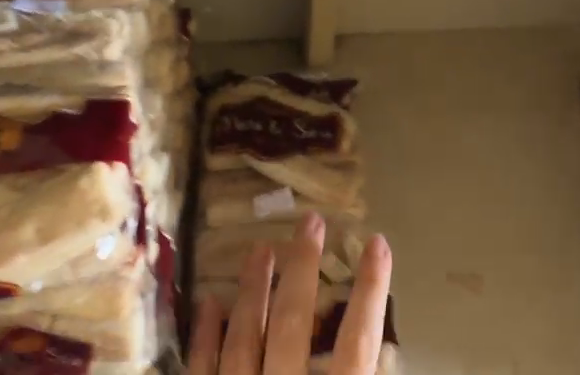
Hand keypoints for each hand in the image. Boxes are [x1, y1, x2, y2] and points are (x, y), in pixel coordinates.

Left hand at [189, 213, 394, 374]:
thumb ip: (358, 371)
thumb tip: (372, 353)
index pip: (359, 343)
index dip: (370, 291)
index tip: (378, 243)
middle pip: (292, 324)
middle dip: (302, 268)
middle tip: (311, 220)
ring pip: (244, 337)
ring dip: (253, 290)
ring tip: (260, 247)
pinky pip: (201, 368)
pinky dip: (205, 336)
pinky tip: (209, 303)